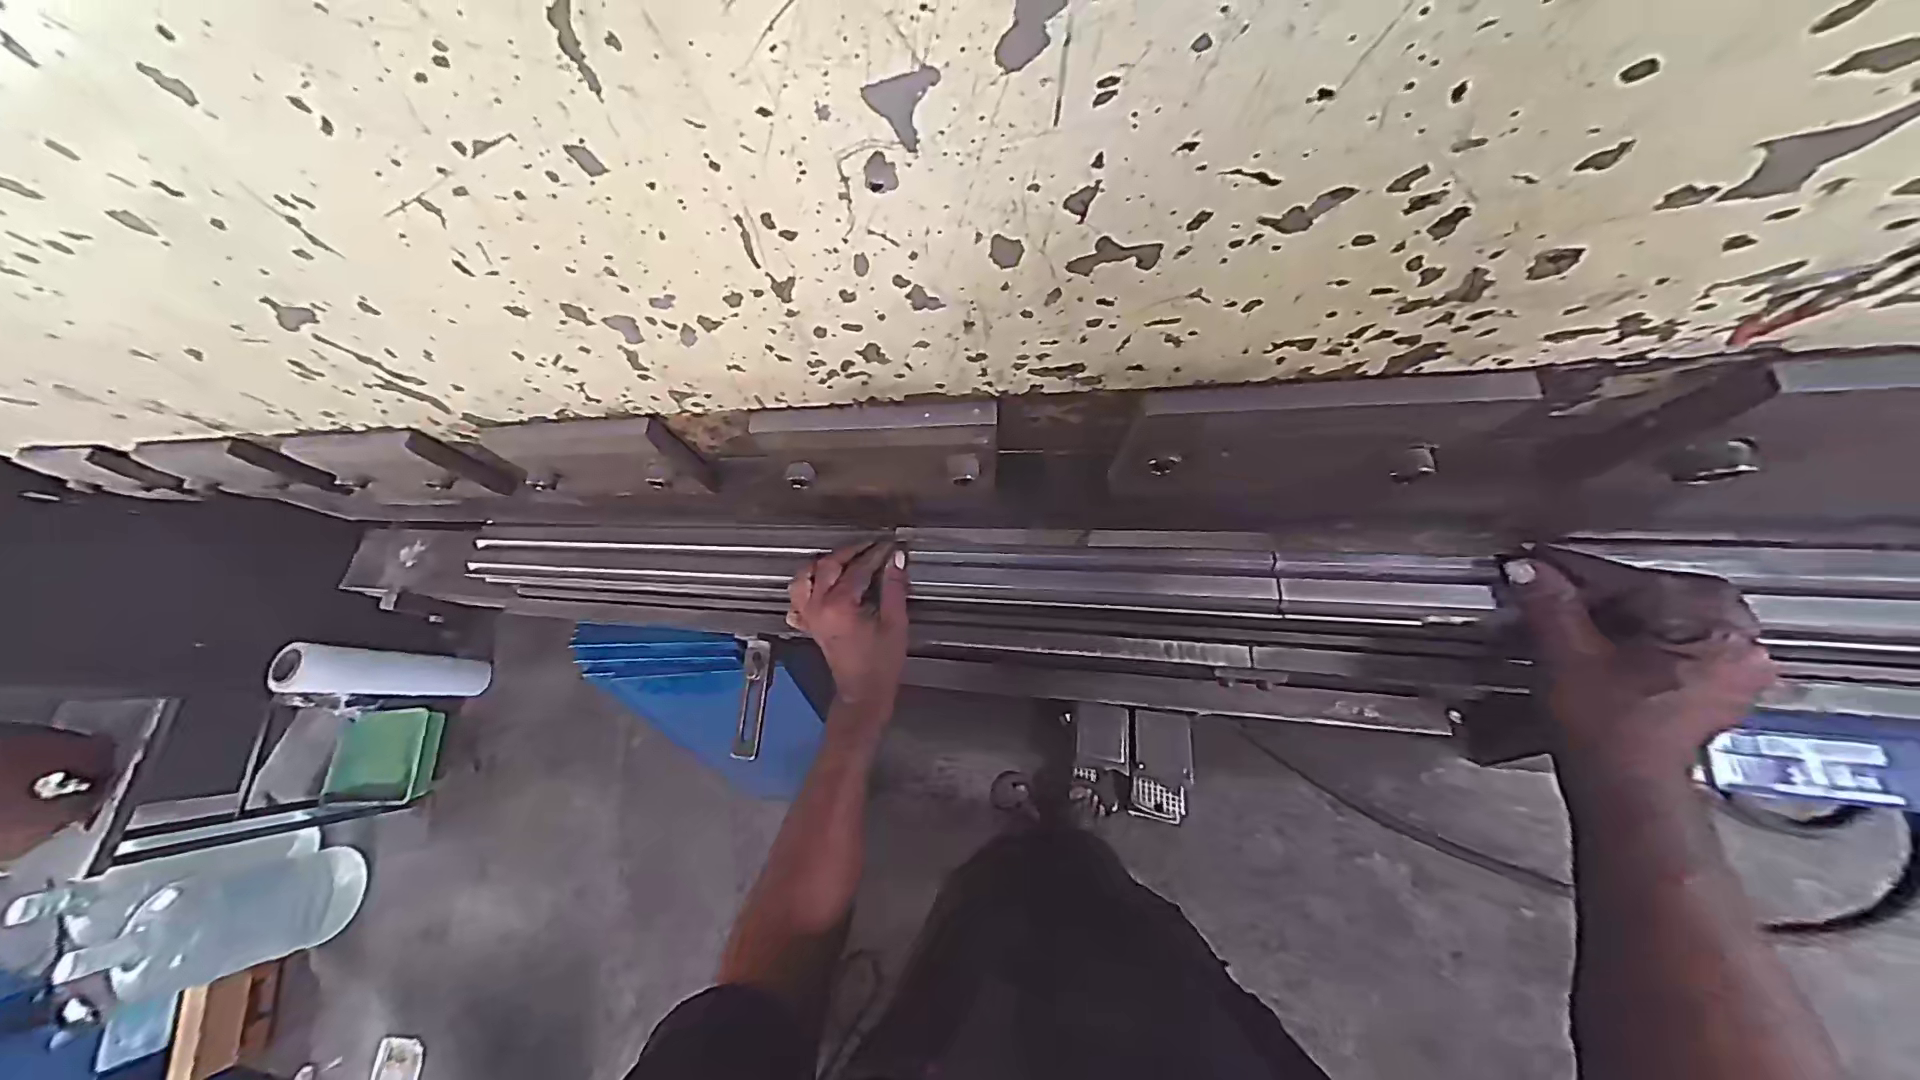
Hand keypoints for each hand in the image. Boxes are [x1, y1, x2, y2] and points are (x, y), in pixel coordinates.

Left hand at [787, 540, 908, 711]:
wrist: (863, 693)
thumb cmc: (880, 664)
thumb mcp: (895, 623)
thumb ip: (894, 587)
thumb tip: (895, 559)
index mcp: (840, 606)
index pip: (858, 568)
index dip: (875, 554)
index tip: (888, 547)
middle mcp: (818, 608)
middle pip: (828, 565)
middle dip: (850, 551)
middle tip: (870, 546)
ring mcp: (810, 616)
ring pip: (805, 577)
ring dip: (822, 563)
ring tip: (843, 557)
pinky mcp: (809, 624)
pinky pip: (797, 598)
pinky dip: (806, 586)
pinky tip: (819, 583)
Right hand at [1503, 546, 1775, 779]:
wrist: (1621, 783)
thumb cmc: (1603, 724)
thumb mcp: (1564, 653)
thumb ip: (1548, 603)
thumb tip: (1527, 567)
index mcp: (1713, 628)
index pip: (1631, 579)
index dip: (1572, 569)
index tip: (1535, 560)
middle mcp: (1739, 644)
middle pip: (1656, 593)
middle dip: (1600, 586)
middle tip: (1552, 582)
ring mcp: (1734, 668)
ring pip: (1664, 615)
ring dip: (1615, 608)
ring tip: (1568, 607)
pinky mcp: (1716, 685)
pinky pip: (1673, 639)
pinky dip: (1632, 630)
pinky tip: (1597, 635)